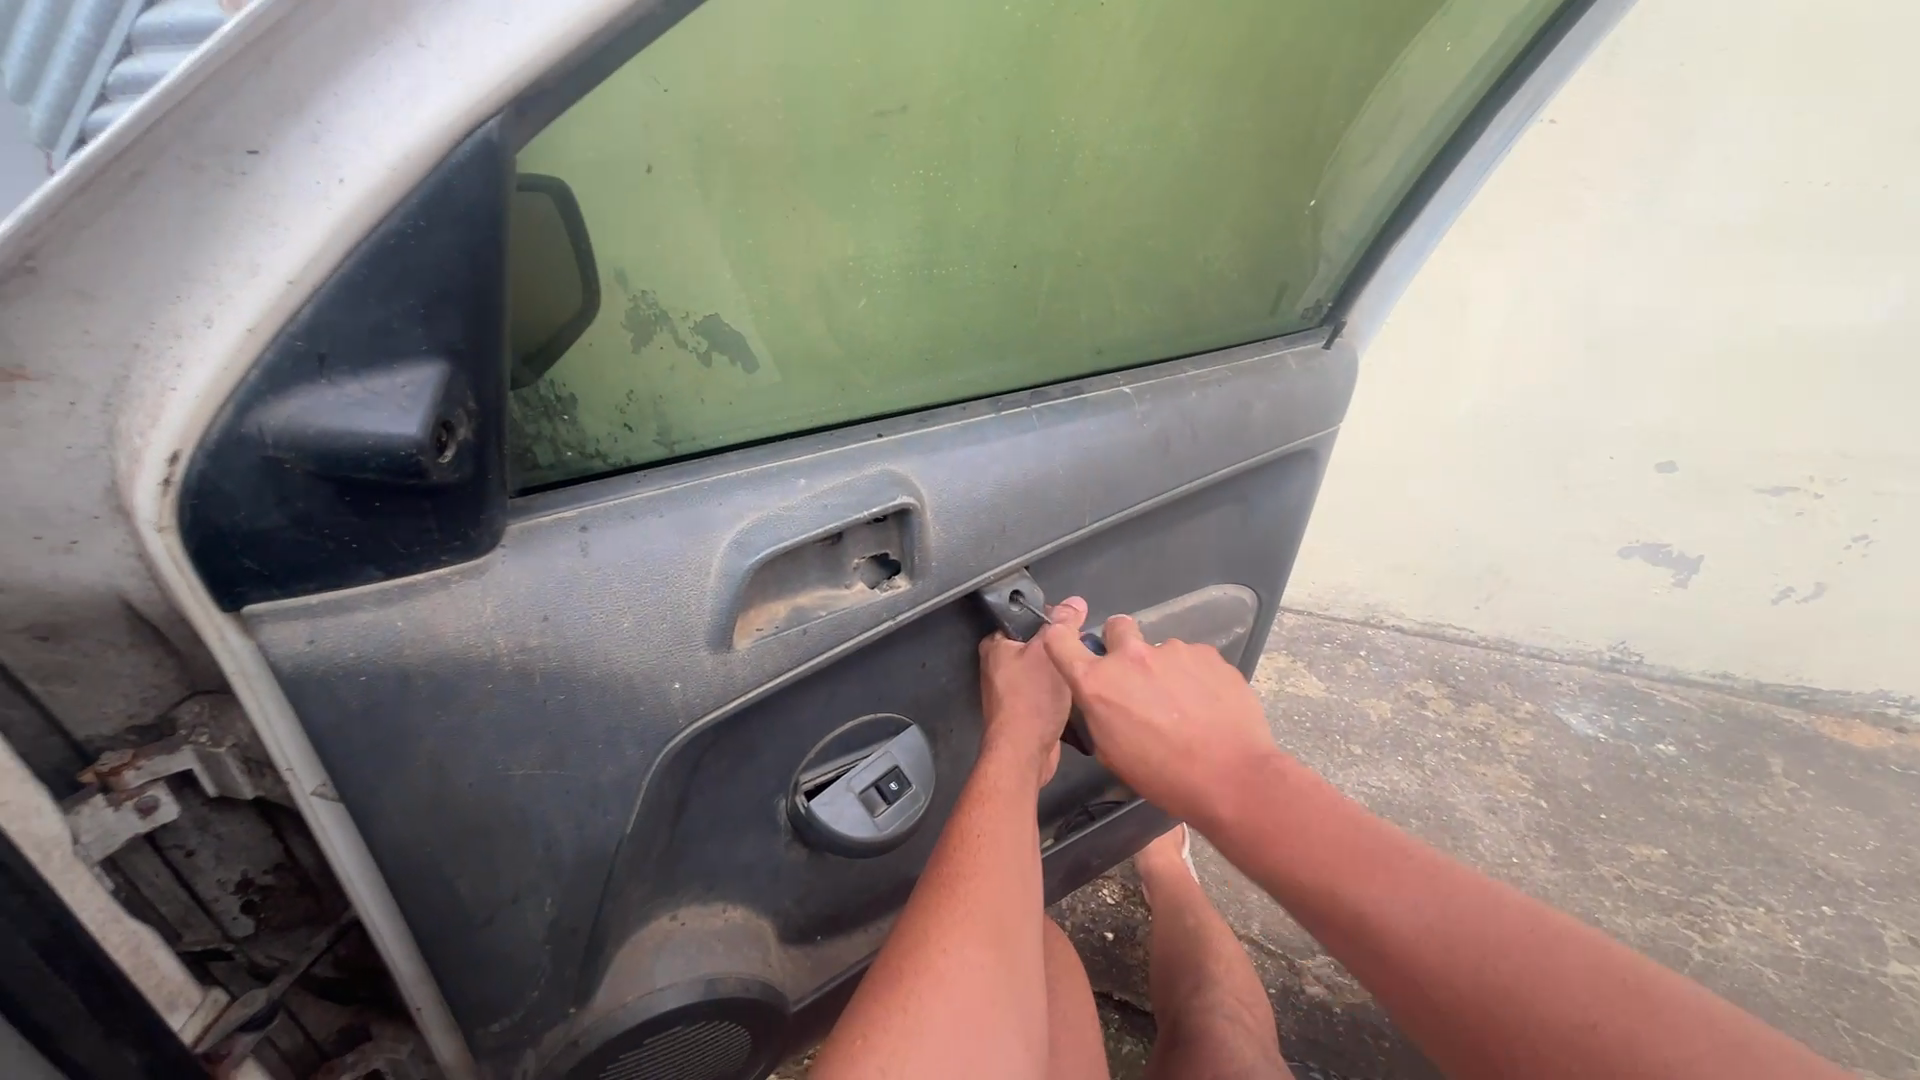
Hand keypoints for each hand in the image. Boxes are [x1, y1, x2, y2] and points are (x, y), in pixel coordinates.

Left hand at [978, 623, 1071, 785]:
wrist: (1024, 753)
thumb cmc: (1030, 701)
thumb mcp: (1049, 651)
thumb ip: (1062, 623)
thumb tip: (1075, 603)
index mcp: (996, 644)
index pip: (1027, 618)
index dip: (1052, 618)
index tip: (1073, 625)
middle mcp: (998, 664)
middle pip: (1038, 644)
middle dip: (1060, 649)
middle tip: (1078, 653)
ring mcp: (1010, 689)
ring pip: (1044, 669)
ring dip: (1061, 672)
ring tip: (1076, 675)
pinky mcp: (1023, 708)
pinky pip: (1046, 691)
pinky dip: (1059, 693)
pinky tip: (1071, 696)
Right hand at [1038, 597, 1279, 824]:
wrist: (1231, 777)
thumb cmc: (1163, 775)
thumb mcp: (1110, 751)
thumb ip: (1098, 711)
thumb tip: (1103, 697)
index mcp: (1097, 682)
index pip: (1060, 639)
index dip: (1061, 636)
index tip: (1069, 641)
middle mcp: (1131, 656)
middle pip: (1117, 626)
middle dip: (1122, 645)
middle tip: (1138, 678)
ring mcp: (1173, 650)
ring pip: (1160, 650)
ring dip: (1164, 668)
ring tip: (1185, 705)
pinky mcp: (1208, 654)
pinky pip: (1192, 659)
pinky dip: (1195, 676)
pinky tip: (1208, 705)